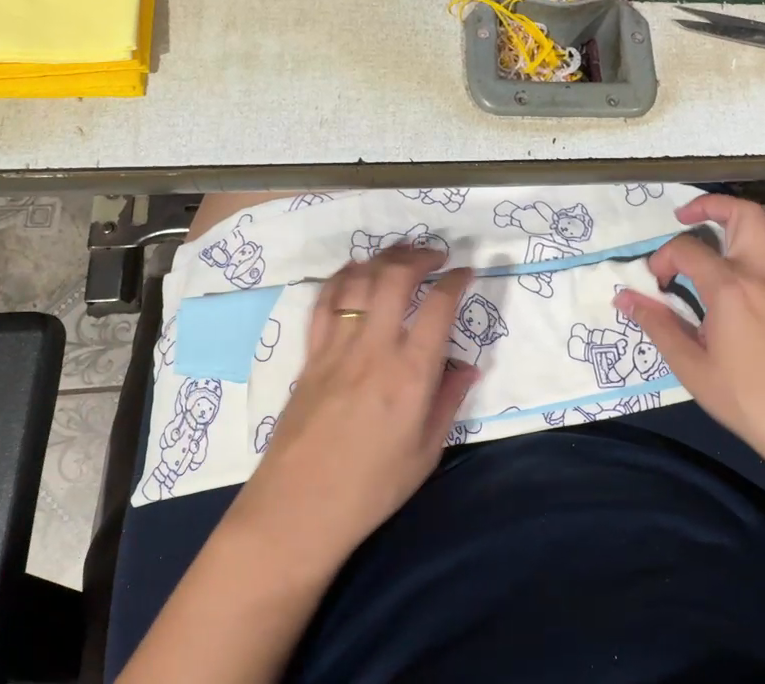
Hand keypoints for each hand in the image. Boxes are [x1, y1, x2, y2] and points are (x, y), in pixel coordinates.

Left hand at [230, 246, 476, 566]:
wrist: (297, 510)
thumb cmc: (371, 489)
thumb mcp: (426, 452)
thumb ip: (448, 401)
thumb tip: (467, 366)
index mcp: (410, 375)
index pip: (439, 306)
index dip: (456, 280)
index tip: (466, 273)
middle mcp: (374, 350)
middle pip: (395, 278)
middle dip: (419, 255)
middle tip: (436, 255)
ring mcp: (336, 349)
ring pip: (358, 281)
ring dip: (382, 258)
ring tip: (400, 255)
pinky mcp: (310, 356)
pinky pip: (324, 302)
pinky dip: (342, 278)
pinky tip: (354, 272)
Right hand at [615, 195, 764, 475]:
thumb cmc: (744, 398)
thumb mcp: (690, 366)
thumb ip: (657, 324)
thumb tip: (625, 298)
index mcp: (729, 287)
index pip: (687, 250)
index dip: (662, 259)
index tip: (653, 285)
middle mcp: (761, 273)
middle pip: (744, 213)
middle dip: (711, 205)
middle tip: (685, 217)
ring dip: (751, 214)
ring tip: (725, 225)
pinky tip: (761, 261)